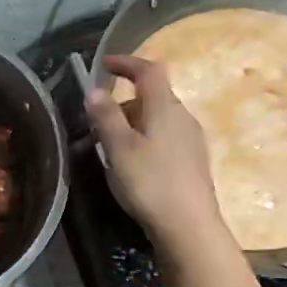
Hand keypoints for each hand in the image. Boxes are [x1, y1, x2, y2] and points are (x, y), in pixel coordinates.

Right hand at [86, 55, 228, 250]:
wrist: (188, 225)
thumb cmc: (150, 183)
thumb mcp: (119, 150)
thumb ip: (106, 117)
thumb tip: (94, 90)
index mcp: (164, 107)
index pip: (148, 70)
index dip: (127, 62)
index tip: (104, 64)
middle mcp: (182, 116)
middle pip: (152, 96)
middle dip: (123, 102)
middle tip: (97, 124)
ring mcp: (191, 138)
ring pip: (157, 118)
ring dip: (132, 124)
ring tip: (110, 149)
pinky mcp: (192, 160)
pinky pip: (164, 137)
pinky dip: (144, 139)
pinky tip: (133, 165)